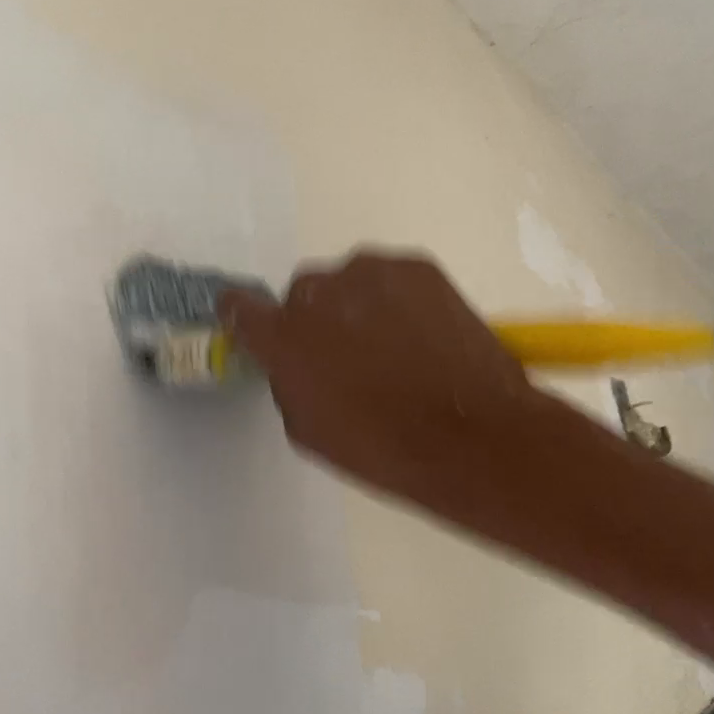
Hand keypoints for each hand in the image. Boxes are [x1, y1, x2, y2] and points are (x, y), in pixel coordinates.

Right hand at [218, 250, 561, 517]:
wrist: (475, 435)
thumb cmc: (381, 446)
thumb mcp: (309, 430)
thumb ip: (289, 383)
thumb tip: (296, 365)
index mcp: (283, 336)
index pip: (238, 307)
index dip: (245, 321)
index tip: (258, 335)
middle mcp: (319, 291)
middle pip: (301, 296)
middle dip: (315, 322)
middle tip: (346, 360)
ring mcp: (371, 272)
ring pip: (347, 284)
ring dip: (356, 308)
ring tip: (392, 350)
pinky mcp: (418, 267)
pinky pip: (388, 281)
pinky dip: (395, 302)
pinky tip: (420, 338)